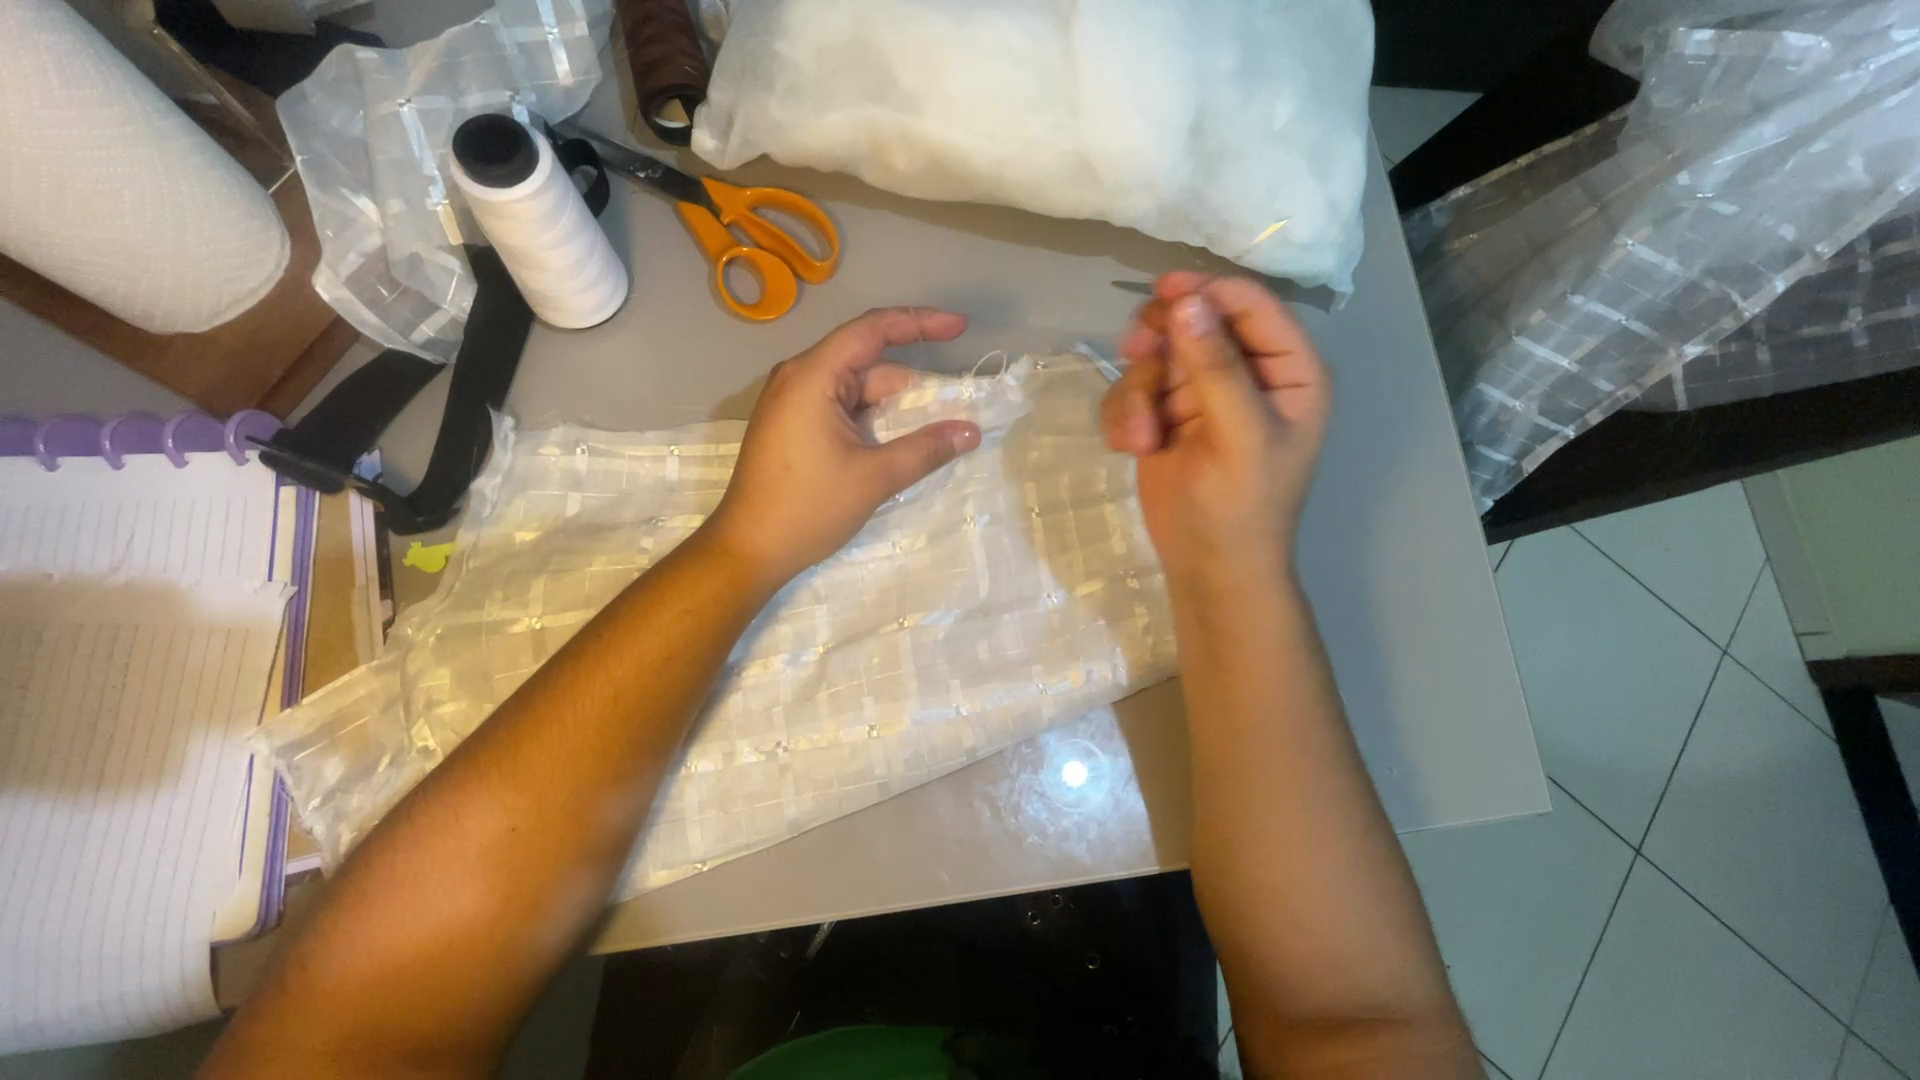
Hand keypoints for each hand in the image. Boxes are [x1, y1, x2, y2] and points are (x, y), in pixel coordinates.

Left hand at [701, 307, 983, 588]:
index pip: (872, 330)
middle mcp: (799, 378)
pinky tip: (899, 439)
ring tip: (935, 425)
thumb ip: (926, 449)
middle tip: (956, 398)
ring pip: (855, 388)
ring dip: (893, 403)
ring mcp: (792, 403)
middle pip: (866, 361)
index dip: (920, 322)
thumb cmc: (807, 509)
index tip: (959, 327)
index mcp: (812, 376)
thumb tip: (971, 432)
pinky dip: (872, 417)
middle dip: (912, 379)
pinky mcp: (792, 426)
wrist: (748, 549)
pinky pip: (840, 407)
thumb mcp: (874, 477)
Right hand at [1100, 273, 1331, 591]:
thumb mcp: (1239, 436)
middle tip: (1135, 354)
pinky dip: (1124, 416)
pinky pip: (1132, 390)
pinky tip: (1130, 447)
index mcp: (1289, 370)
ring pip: (1155, 357)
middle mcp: (1246, 372)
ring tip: (1140, 438)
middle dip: (1160, 342)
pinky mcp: (1164, 416)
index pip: (1250, 305)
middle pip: (1195, 320)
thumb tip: (1188, 301)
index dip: (1208, 291)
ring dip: (1137, 394)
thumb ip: (1217, 367)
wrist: (1209, 569)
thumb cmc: (1241, 508)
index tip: (1163, 293)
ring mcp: (1201, 394)